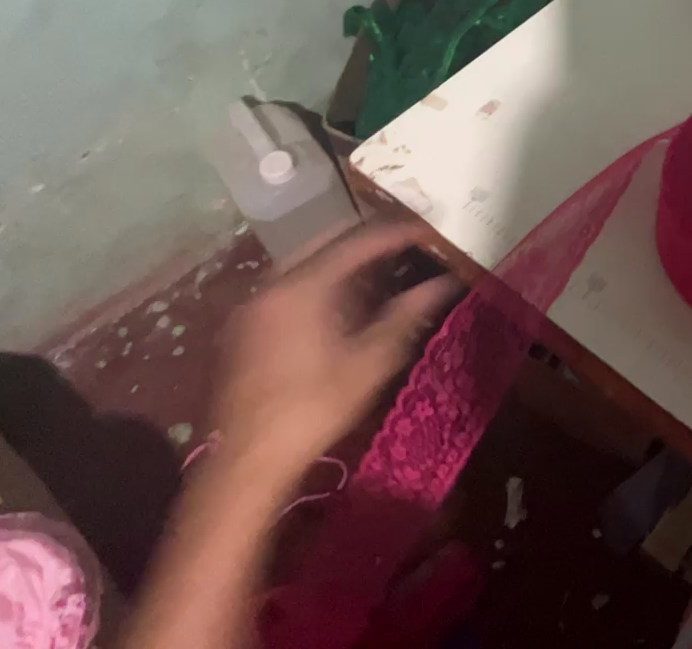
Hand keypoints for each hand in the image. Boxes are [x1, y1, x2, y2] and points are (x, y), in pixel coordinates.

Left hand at [211, 223, 461, 481]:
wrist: (247, 461)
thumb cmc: (315, 408)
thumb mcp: (371, 361)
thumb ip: (408, 313)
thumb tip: (446, 283)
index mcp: (303, 286)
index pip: (359, 240)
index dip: (398, 232)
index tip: (430, 230)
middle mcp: (273, 283)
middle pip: (327, 239)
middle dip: (369, 236)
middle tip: (407, 241)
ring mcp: (253, 302)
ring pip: (305, 259)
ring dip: (343, 257)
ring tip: (382, 266)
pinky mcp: (244, 323)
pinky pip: (289, 281)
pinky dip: (320, 277)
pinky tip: (343, 298)